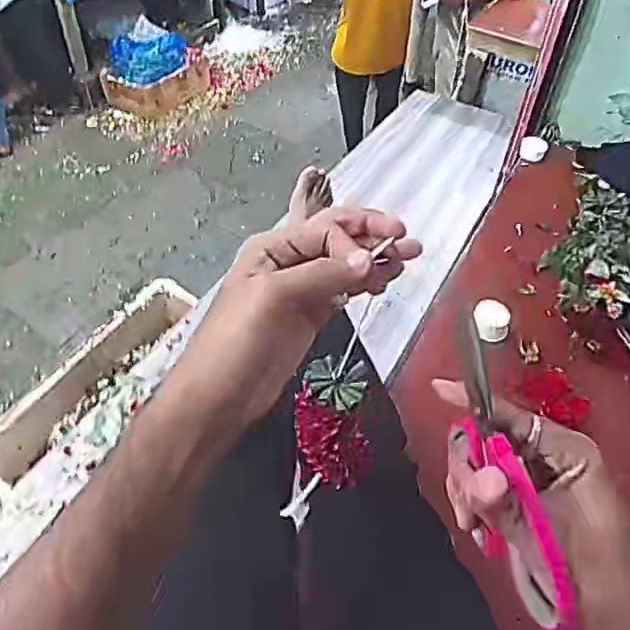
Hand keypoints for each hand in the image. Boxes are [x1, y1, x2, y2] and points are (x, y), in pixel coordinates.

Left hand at [179, 208, 420, 426]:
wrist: (217, 399)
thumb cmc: (237, 342)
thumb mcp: (274, 297)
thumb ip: (323, 274)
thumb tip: (371, 260)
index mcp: (272, 247)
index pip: (325, 229)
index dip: (353, 241)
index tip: (372, 265)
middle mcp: (288, 260)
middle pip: (338, 239)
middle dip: (374, 237)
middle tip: (411, 242)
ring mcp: (302, 288)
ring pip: (346, 263)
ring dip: (377, 258)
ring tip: (408, 258)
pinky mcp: (312, 313)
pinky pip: (345, 288)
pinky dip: (367, 282)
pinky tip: (386, 280)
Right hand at [436, 379, 629, 629]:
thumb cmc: (602, 582)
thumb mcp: (549, 542)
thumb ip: (508, 507)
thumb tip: (478, 477)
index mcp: (569, 452)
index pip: (512, 415)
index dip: (475, 403)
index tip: (441, 390)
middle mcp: (552, 457)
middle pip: (491, 439)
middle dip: (470, 468)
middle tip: (467, 507)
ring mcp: (541, 480)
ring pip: (486, 464)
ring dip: (470, 492)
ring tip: (476, 527)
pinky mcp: (532, 502)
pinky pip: (492, 490)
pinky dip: (478, 507)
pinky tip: (482, 533)